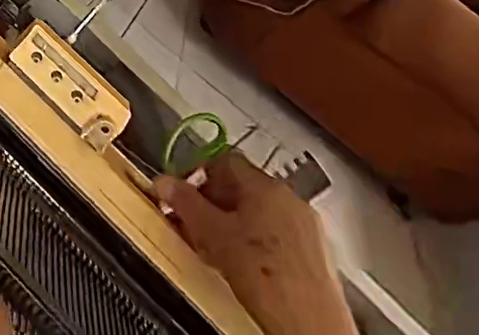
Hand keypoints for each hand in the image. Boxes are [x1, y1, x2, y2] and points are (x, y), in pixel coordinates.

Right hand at [154, 151, 357, 334]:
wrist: (310, 324)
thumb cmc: (265, 276)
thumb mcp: (214, 237)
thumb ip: (186, 206)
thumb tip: (164, 184)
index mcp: (264, 184)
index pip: (224, 160)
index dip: (199, 175)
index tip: (183, 195)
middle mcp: (288, 196)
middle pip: (241, 186)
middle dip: (214, 203)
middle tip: (195, 226)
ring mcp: (304, 223)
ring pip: (260, 212)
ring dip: (235, 224)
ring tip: (218, 250)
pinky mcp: (315, 250)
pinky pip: (278, 233)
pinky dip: (258, 242)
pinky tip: (248, 266)